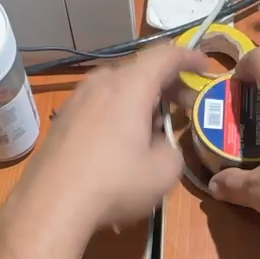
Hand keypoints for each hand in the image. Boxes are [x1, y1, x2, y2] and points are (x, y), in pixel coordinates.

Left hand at [9, 44, 206, 239]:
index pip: (165, 55)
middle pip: (140, 71)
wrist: (53, 203)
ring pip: (118, 89)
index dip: (190, 58)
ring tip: (154, 127)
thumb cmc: (115, 183)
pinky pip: (100, 107)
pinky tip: (123, 144)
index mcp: (131, 86)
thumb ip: (173, 149)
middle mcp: (102, 83)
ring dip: (141, 102)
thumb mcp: (164, 172)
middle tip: (184, 107)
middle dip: (167, 85)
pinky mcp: (64, 120)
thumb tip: (162, 144)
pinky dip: (120, 115)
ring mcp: (77, 99)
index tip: (206, 68)